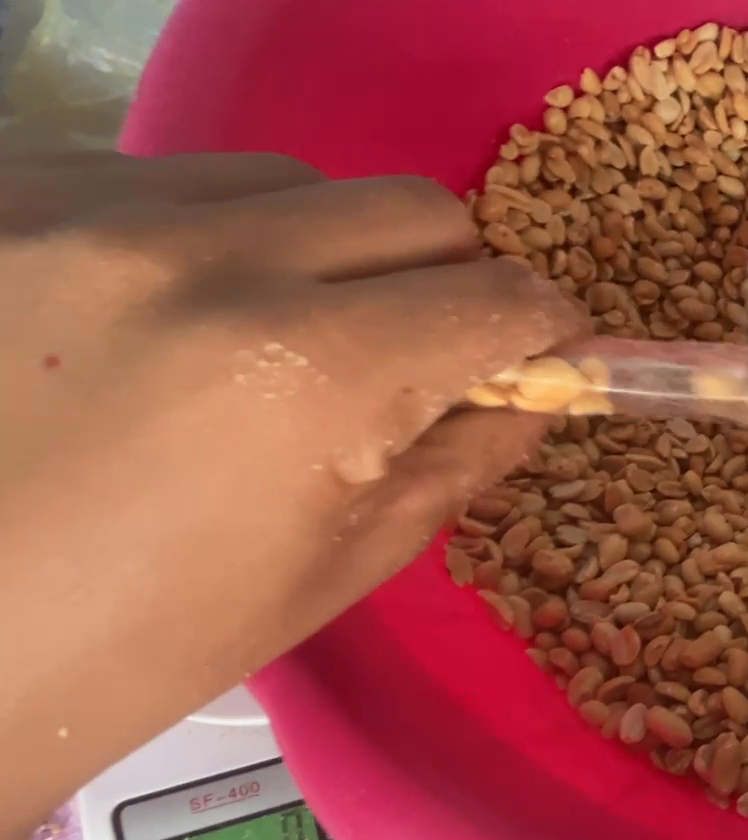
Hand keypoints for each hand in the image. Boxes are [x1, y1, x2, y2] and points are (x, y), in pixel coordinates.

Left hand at [0, 152, 586, 839]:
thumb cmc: (164, 630)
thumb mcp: (360, 553)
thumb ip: (472, 448)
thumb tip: (540, 388)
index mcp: (313, 374)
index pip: (502, 298)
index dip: (551, 326)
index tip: (552, 353)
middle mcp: (199, 260)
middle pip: (419, 210)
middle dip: (462, 279)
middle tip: (438, 349)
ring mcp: (76, 210)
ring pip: (305, 183)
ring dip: (347, 253)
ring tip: (301, 333)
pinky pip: (180, 182)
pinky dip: (234, 240)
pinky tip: (193, 314)